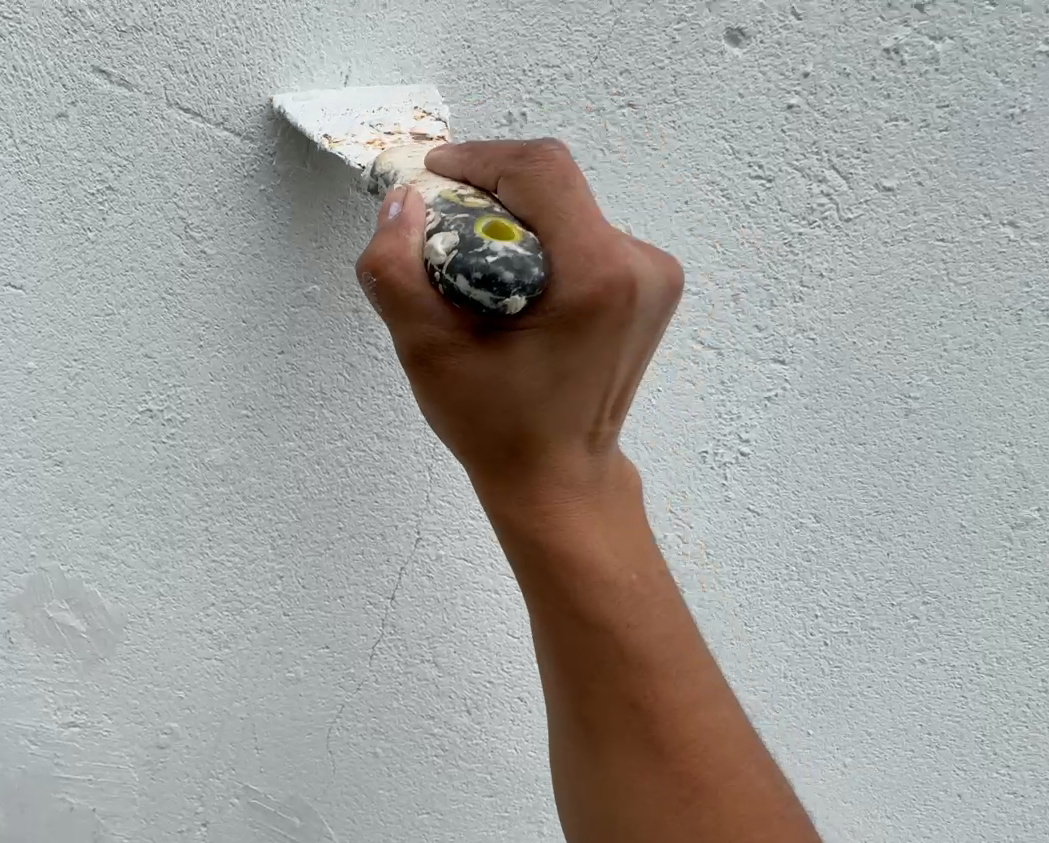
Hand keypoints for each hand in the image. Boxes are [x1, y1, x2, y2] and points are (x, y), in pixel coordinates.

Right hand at [355, 139, 683, 513]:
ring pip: (565, 214)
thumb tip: (400, 206)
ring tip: (467, 277)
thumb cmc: (493, 427)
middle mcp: (639, 264)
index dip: (477, 160)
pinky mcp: (647, 288)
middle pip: (552, 190)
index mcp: (595, 275)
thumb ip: (396, 274)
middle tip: (436, 237)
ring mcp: (652, 276)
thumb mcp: (426, 353)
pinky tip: (505, 295)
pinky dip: (534, 250)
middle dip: (485, 200)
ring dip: (507, 227)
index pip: (540, 170)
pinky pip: (581, 240)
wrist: (554, 476)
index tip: (430, 177)